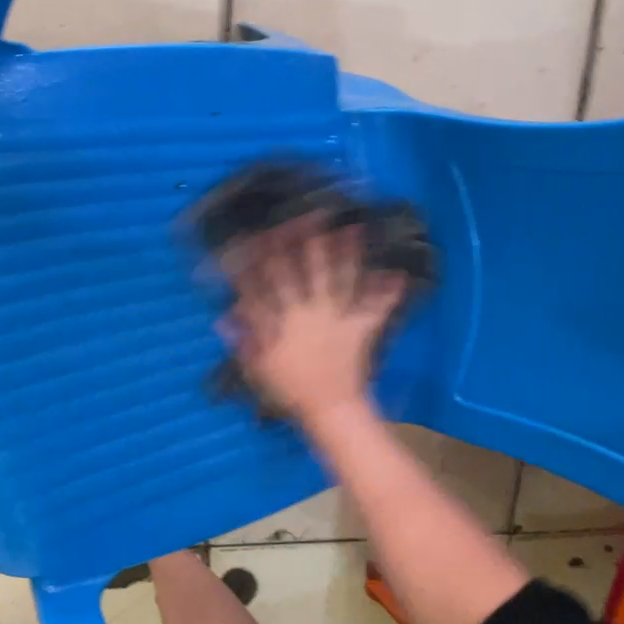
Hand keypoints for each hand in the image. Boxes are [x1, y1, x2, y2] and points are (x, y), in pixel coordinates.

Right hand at [222, 219, 405, 421]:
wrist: (328, 410)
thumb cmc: (288, 389)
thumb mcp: (256, 365)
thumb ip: (244, 338)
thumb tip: (225, 316)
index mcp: (283, 319)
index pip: (270, 280)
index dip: (265, 254)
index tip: (262, 230)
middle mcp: (310, 311)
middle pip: (308, 269)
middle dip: (308, 240)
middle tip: (310, 214)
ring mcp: (339, 318)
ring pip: (342, 278)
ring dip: (348, 253)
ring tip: (354, 227)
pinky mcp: (361, 328)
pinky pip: (376, 307)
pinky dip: (388, 291)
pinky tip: (399, 274)